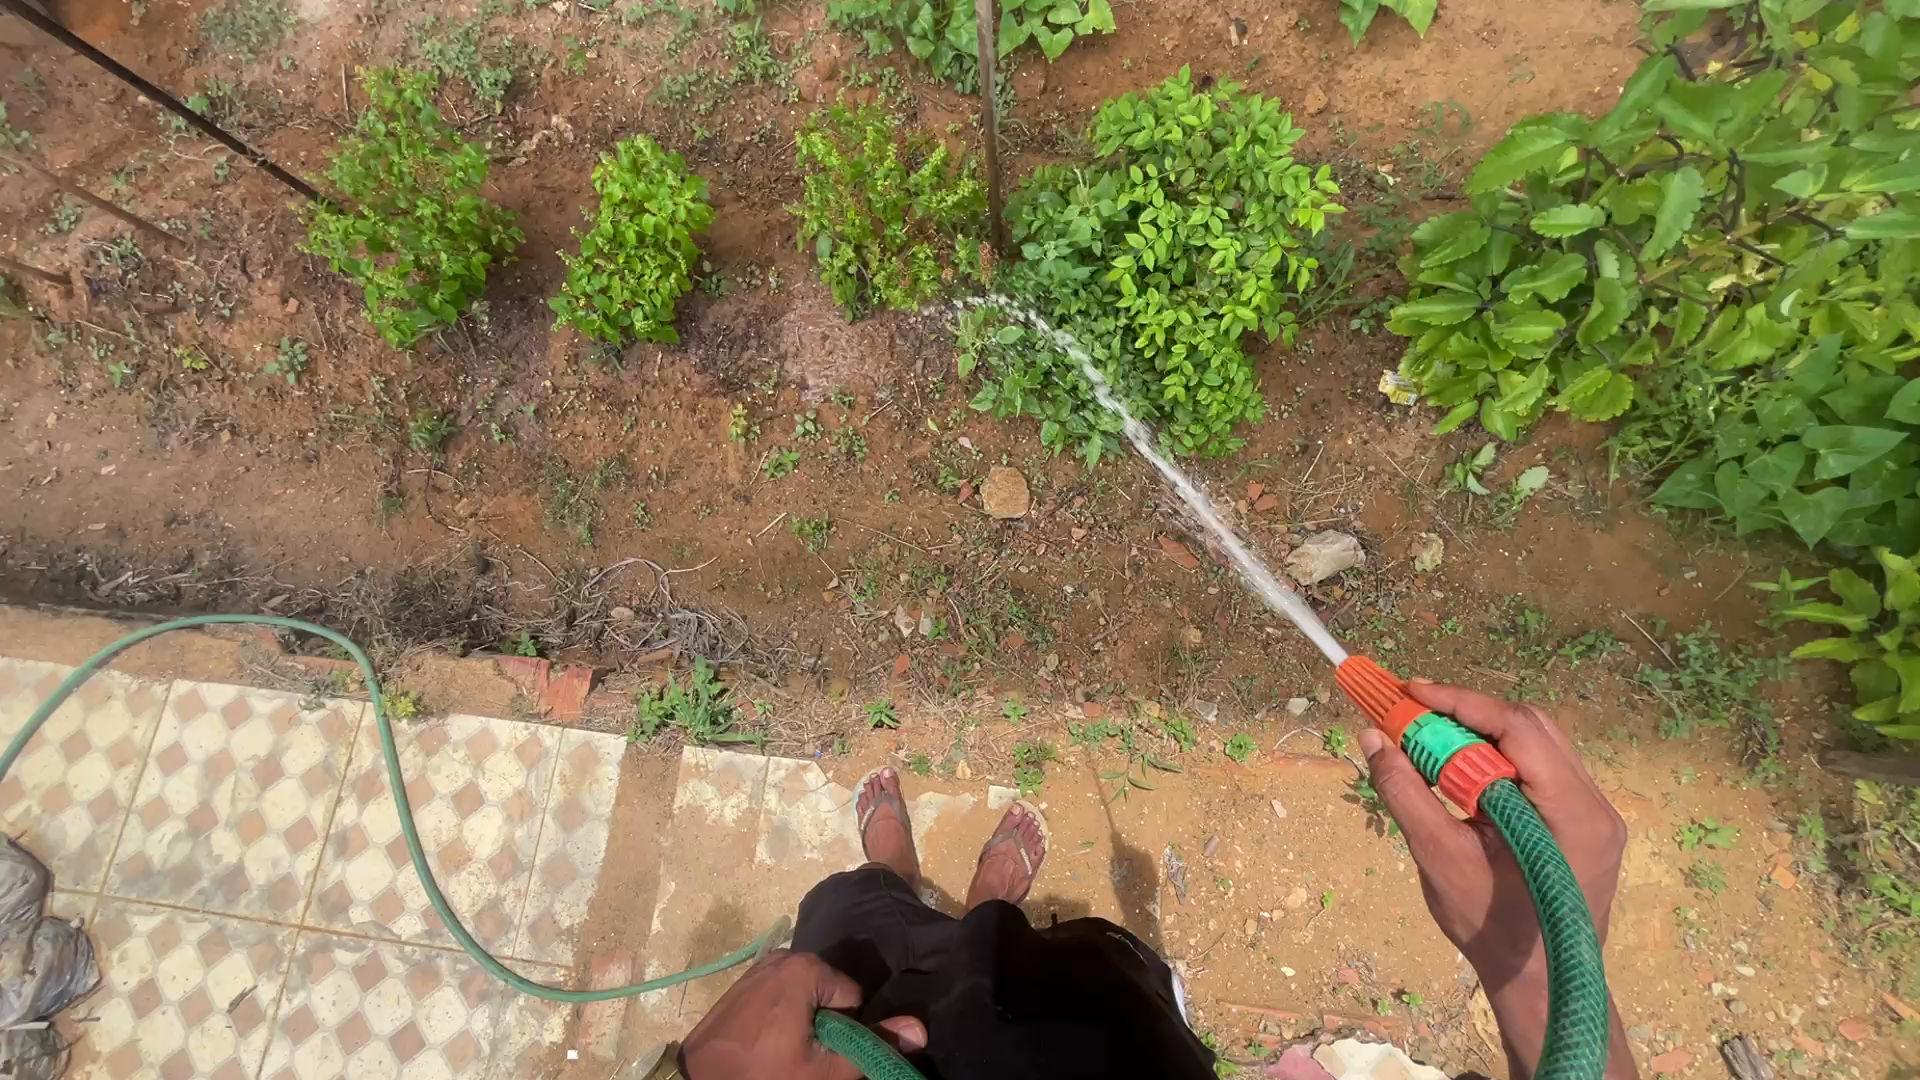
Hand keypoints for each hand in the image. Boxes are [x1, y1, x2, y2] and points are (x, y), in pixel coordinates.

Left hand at [681, 950, 926, 1079]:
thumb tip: (920, 1028)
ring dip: (801, 1023)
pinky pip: (776, 997)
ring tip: (782, 1055)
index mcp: (805, 966)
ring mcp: (757, 968)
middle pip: (826, 992)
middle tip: (801, 1059)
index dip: (844, 1031)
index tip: (822, 1055)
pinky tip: (764, 1048)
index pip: (851, 996)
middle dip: (822, 1025)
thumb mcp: (825, 1072)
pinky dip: (778, 1020)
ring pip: (801, 996)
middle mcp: (782, 954)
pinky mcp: (740, 984)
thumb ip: (872, 1045)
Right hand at [1358, 680, 1634, 1079]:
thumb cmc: (1489, 922)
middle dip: (1465, 712)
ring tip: (1428, 736)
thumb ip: (1405, 791)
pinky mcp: (1579, 820)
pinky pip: (1533, 765)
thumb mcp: (1437, 854)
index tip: (1408, 691)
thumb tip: (1372, 736)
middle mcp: (1594, 803)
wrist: (1541, 980)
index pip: (1517, 729)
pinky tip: (1457, 767)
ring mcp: (1592, 812)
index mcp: (1572, 812)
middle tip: (1412, 710)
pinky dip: (1489, 754)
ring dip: (1476, 732)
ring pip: (1532, 741)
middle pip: (1529, 727)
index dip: (1459, 702)